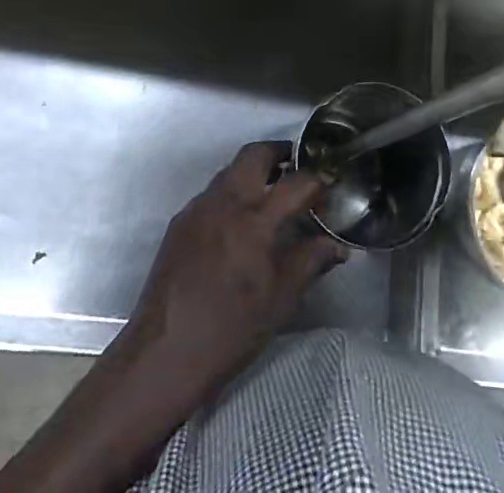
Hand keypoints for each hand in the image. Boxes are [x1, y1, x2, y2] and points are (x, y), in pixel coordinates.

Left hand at [121, 141, 347, 391]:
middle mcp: (225, 203)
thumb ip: (310, 262)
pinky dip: (232, 194)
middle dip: (279, 153)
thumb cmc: (232, 329)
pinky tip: (239, 223)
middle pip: (254, 154)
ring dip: (253, 172)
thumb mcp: (281, 300)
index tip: (330, 184)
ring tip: (272, 195)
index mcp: (255, 222)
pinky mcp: (180, 221)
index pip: (296, 182)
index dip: (318, 179)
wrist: (165, 351)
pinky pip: (212, 193)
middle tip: (297, 168)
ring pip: (230, 170)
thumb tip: (338, 246)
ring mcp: (198, 208)